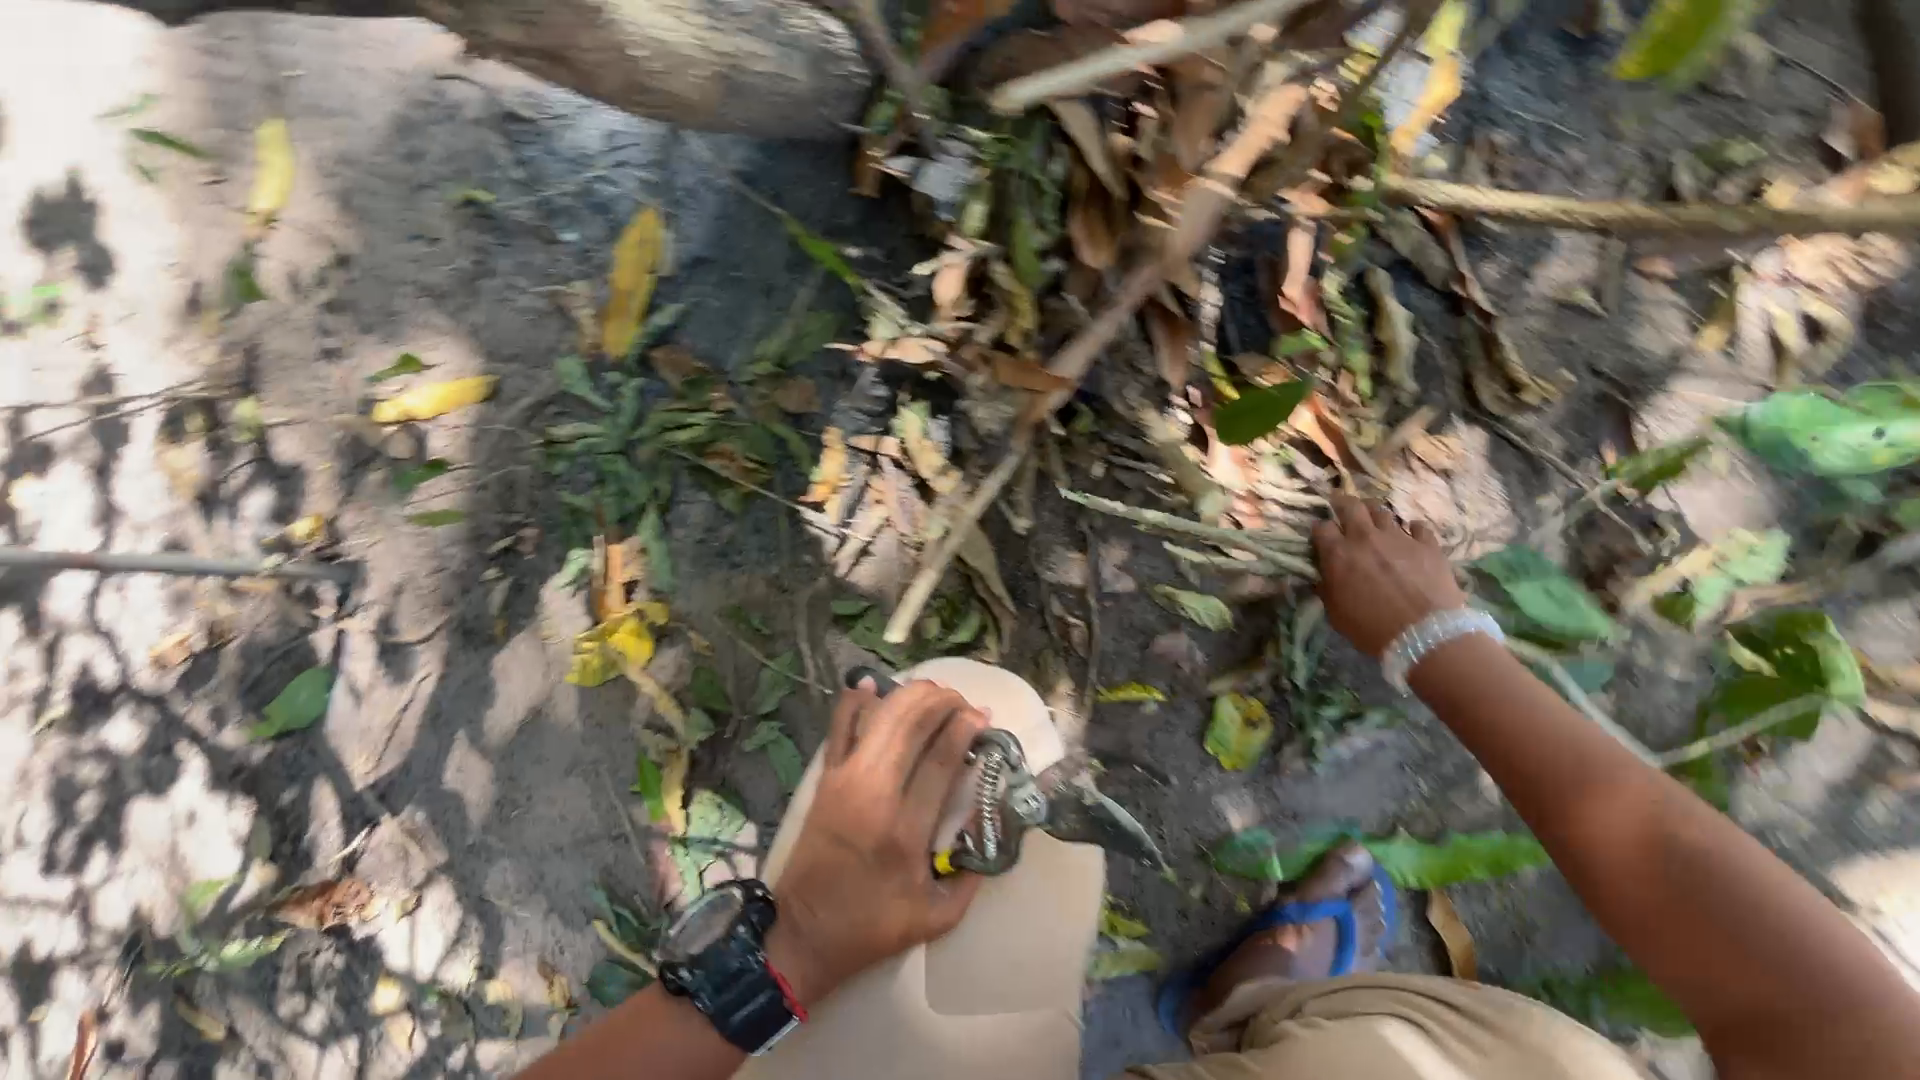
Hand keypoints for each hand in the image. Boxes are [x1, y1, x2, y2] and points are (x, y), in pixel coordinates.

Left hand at [766, 679, 987, 1005]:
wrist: (801, 935)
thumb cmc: (872, 929)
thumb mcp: (938, 917)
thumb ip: (971, 874)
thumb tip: (989, 824)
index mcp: (904, 831)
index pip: (940, 760)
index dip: (965, 729)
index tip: (983, 717)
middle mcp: (873, 794)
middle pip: (910, 724)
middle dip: (942, 702)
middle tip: (963, 703)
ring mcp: (843, 781)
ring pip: (879, 717)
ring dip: (910, 696)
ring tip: (935, 694)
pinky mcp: (824, 780)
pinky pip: (839, 728)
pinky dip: (854, 701)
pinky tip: (873, 682)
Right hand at [1312, 493, 1466, 657]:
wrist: (1425, 634)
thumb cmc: (1372, 629)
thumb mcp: (1336, 614)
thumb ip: (1327, 589)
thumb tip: (1323, 576)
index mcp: (1338, 554)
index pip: (1321, 527)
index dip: (1320, 530)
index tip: (1322, 537)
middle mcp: (1365, 537)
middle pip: (1350, 505)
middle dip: (1342, 503)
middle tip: (1341, 507)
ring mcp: (1399, 537)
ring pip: (1382, 511)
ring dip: (1374, 514)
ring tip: (1375, 521)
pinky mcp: (1428, 544)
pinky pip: (1418, 526)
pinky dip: (1412, 529)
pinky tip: (1411, 537)